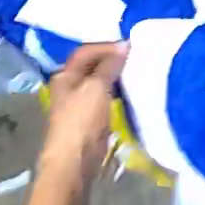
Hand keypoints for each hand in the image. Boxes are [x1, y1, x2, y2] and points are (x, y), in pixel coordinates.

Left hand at [43, 43, 126, 172]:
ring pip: (102, 79)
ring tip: (140, 70)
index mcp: (65, 76)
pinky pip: (108, 94)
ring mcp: (80, 101)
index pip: (86, 51)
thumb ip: (110, 65)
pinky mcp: (92, 115)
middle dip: (114, 58)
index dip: (108, 46)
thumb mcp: (96, 87)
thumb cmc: (82, 120)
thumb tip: (124, 45)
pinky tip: (134, 90)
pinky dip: (120, 89)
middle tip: (139, 56)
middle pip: (94, 64)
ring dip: (119, 74)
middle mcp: (70, 86)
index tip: (132, 47)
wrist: (75, 159)